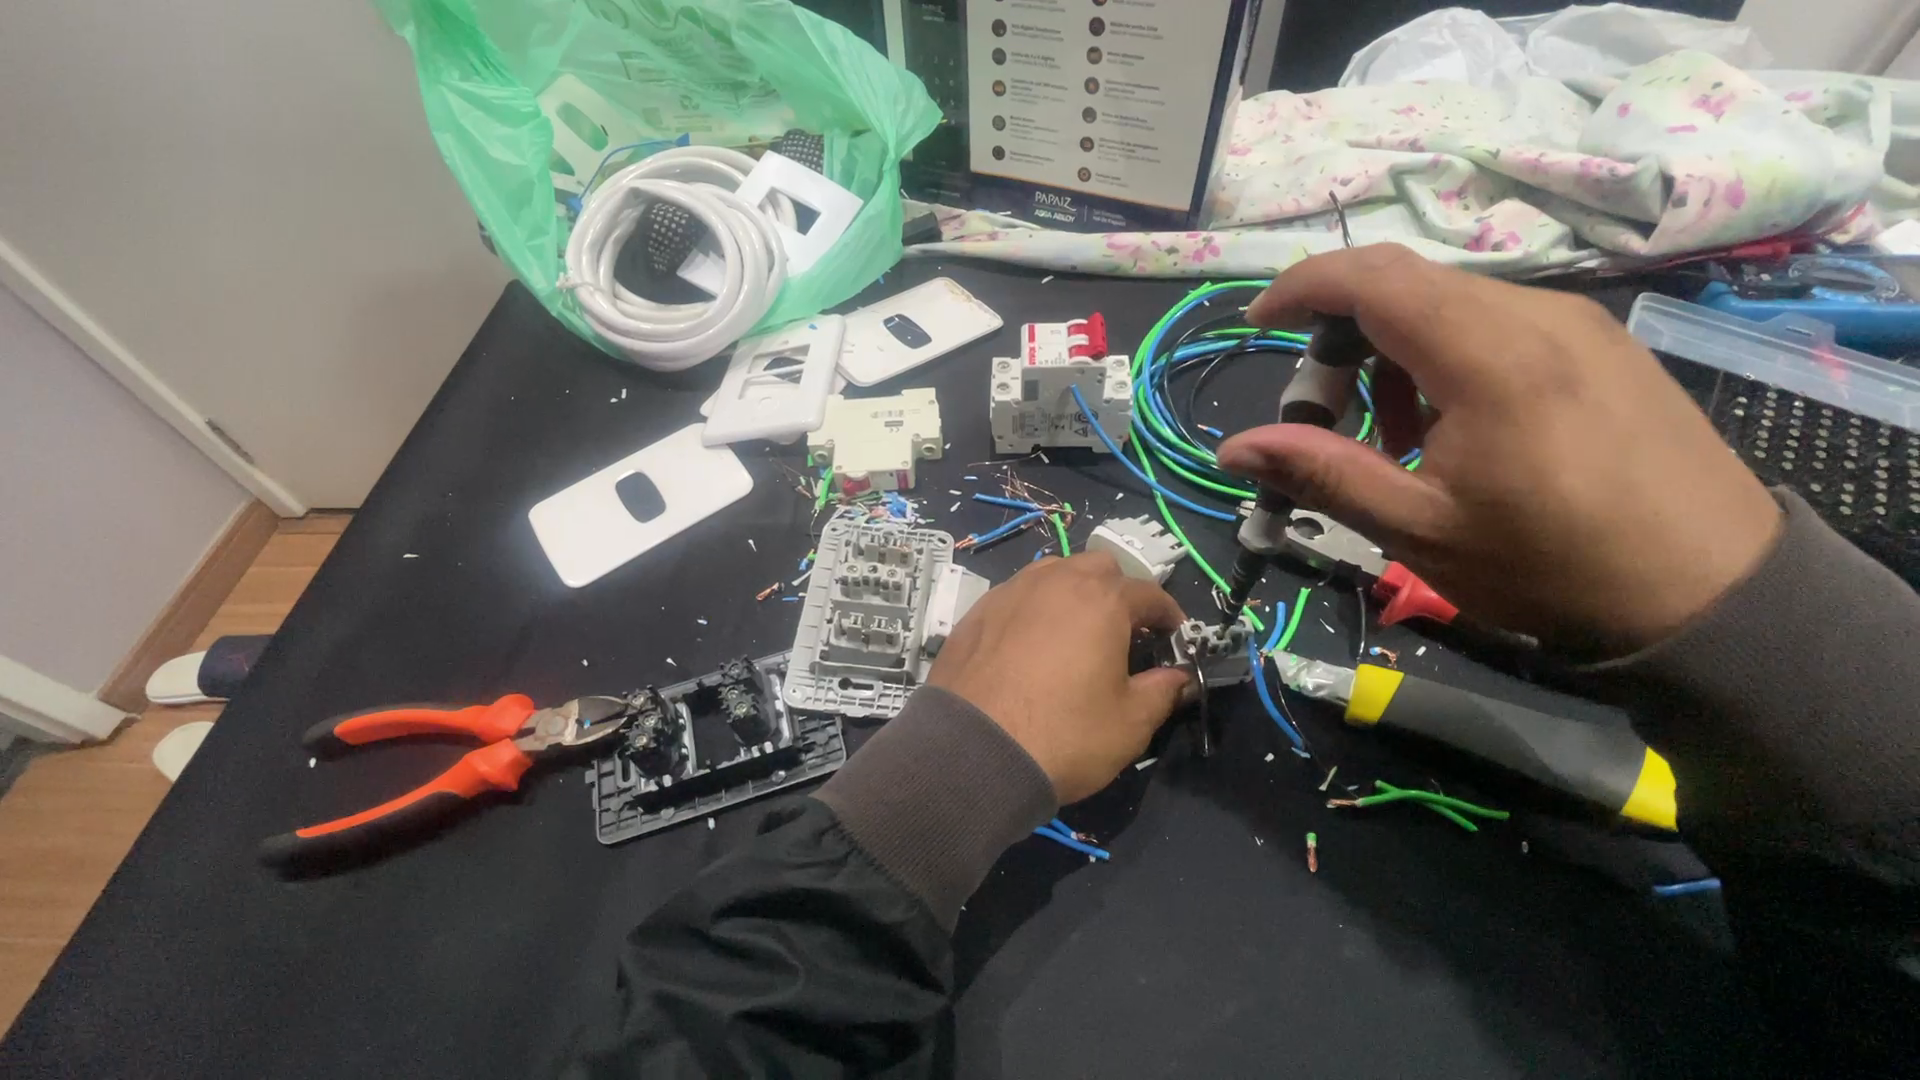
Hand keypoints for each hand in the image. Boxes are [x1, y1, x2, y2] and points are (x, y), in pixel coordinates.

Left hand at [928, 553, 1189, 802]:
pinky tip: (1031, 645)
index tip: (1173, 637)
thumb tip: (1179, 677)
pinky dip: (1034, 609)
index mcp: (1101, 600)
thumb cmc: (1063, 736)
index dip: (1167, 615)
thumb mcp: (1130, 723)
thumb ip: (1162, 691)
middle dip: (1118, 592)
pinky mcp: (976, 612)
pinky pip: (1016, 596)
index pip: (1148, 593)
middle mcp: (1055, 582)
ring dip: (1073, 593)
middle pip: (1098, 568)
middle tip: (1124, 632)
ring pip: (1052, 574)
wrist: (972, 753)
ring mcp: (1010, 592)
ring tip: (1076, 633)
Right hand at [1218, 245, 1781, 655]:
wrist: (1713, 593)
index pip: (1374, 279)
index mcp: (1489, 358)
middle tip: (1321, 413)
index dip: (1303, 287)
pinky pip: (1495, 321)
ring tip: (1392, 435)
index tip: (1258, 325)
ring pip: (1449, 302)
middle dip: (1341, 335)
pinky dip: (1442, 356)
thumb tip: (1232, 448)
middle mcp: (1537, 316)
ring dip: (1392, 351)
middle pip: (1406, 284)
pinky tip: (1451, 425)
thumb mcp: (1417, 529)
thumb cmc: (1550, 566)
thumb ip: (1320, 474)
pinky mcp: (1600, 344)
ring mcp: (1578, 324)